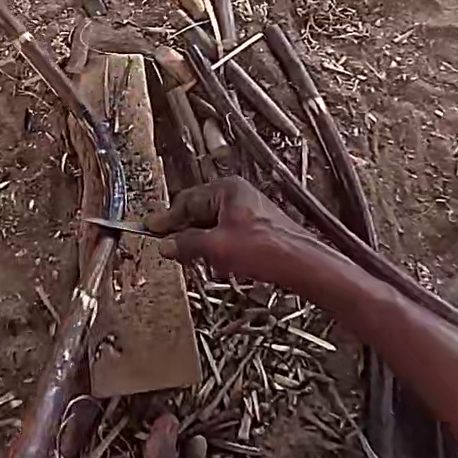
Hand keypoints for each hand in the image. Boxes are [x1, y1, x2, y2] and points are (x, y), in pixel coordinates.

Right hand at [143, 176, 314, 281]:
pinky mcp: (259, 231)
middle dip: (188, 234)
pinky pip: (228, 236)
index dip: (168, 219)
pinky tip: (224, 265)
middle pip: (199, 213)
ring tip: (205, 261)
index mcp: (227, 190)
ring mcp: (250, 213)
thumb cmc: (267, 250)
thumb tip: (166, 244)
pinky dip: (221, 250)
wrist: (304, 267)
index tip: (152, 230)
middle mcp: (238, 196)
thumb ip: (186, 244)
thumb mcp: (216, 247)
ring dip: (205, 245)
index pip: (186, 201)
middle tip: (174, 249)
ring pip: (213, 227)